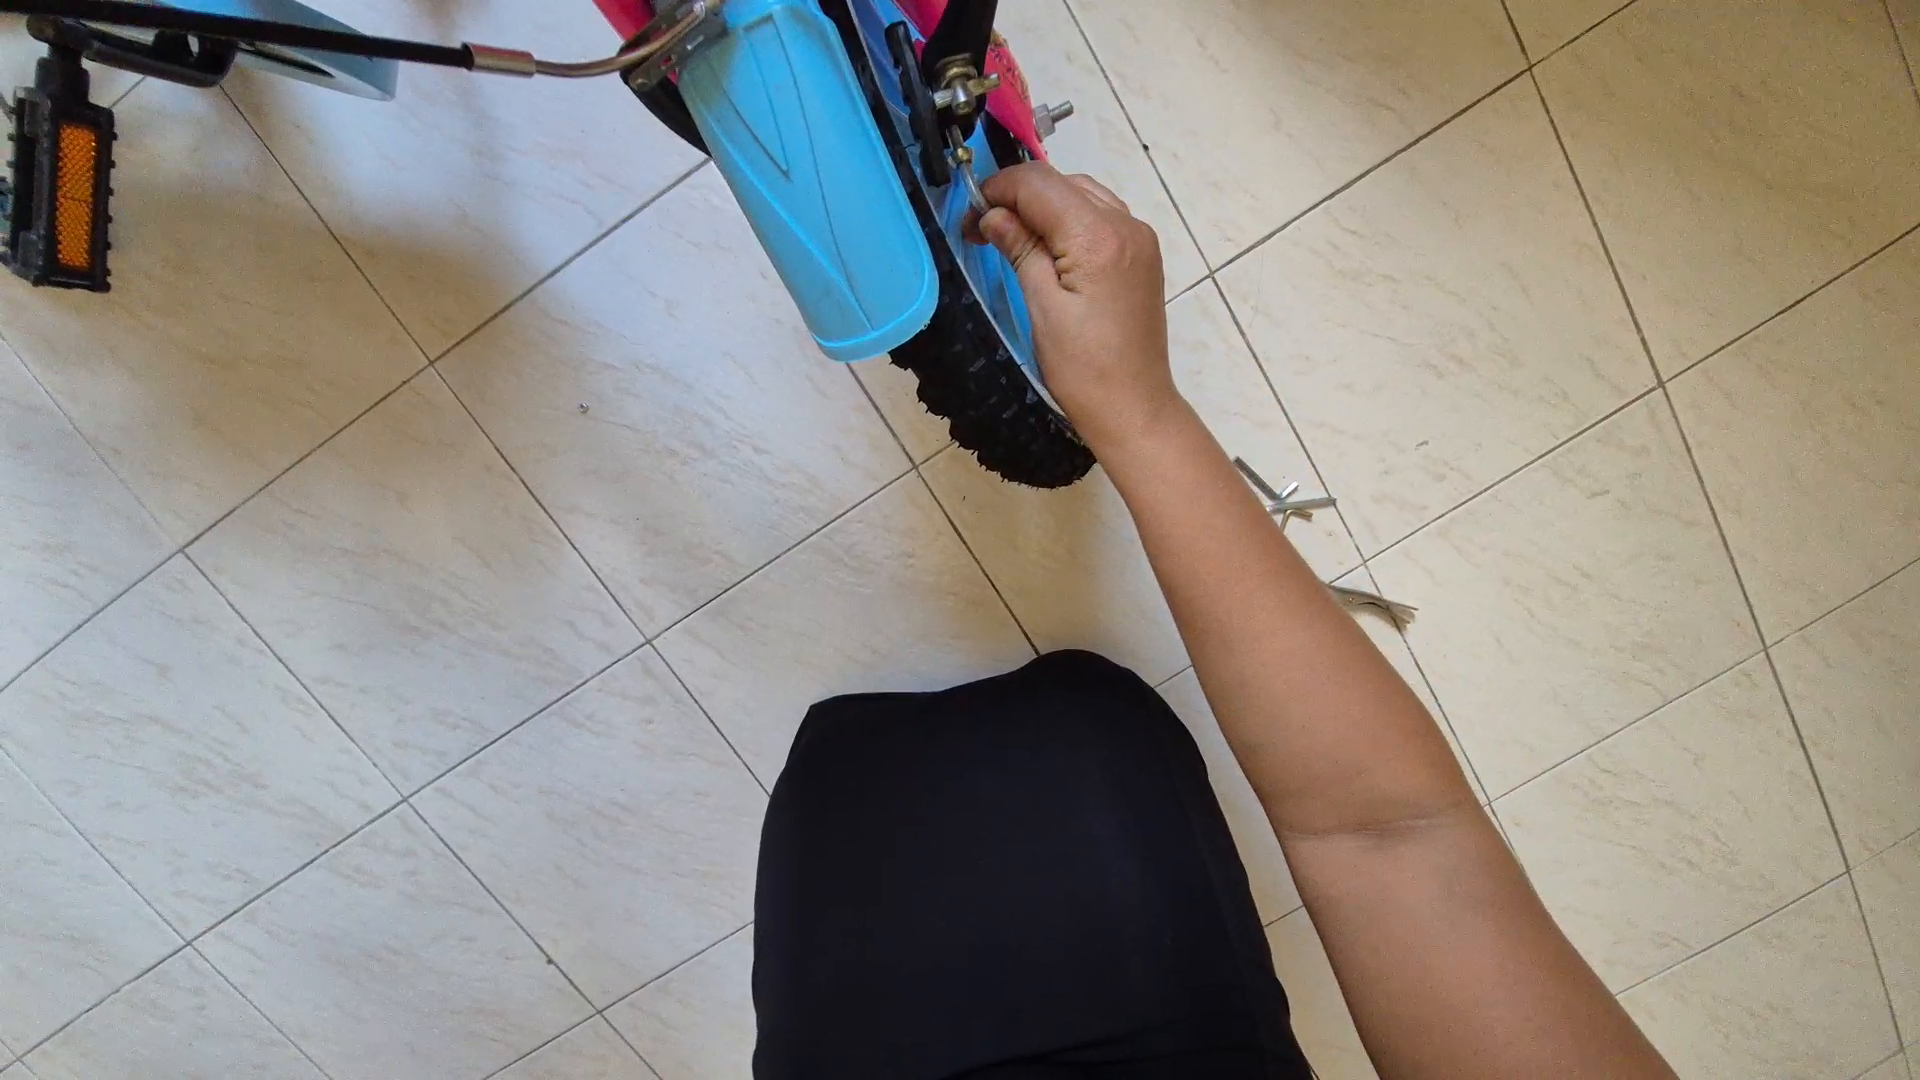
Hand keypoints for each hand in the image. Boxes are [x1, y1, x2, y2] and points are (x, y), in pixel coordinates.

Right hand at [971, 163, 1182, 454]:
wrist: (1133, 408)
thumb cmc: (1083, 370)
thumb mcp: (1043, 308)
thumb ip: (1021, 250)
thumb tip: (993, 215)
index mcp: (1099, 237)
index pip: (1040, 184)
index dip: (999, 191)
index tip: (970, 217)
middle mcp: (1127, 226)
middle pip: (1064, 184)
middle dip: (1020, 198)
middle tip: (985, 232)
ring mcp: (1140, 240)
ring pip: (1084, 197)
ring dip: (1046, 207)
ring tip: (1013, 239)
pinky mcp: (1143, 258)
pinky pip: (1102, 219)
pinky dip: (1071, 221)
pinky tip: (1050, 248)